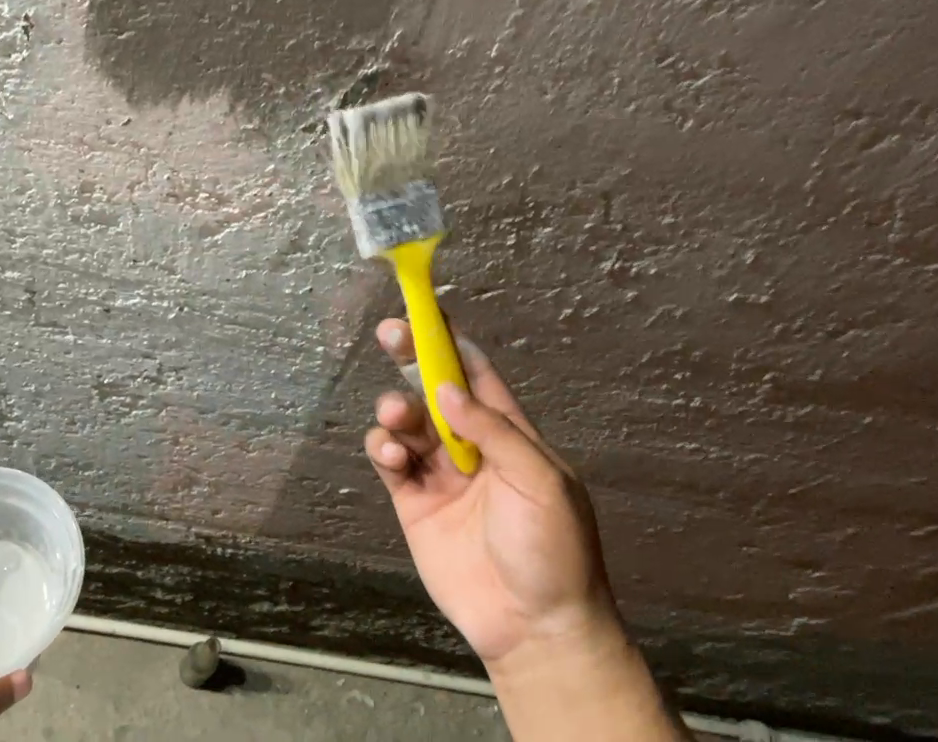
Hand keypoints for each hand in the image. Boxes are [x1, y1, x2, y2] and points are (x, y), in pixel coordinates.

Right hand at [364, 317, 617, 670]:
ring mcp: (439, 473)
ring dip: (395, 408)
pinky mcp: (413, 502)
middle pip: (432, 388)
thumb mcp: (540, 482)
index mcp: (509, 433)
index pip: (476, 373)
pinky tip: (392, 456)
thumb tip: (446, 386)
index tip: (424, 309)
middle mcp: (470, 444)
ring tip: (396, 417)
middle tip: (388, 333)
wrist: (533, 627)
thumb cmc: (553, 550)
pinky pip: (390, 461)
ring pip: (406, 421)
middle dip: (410, 358)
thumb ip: (493, 431)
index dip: (451, 340)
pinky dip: (383, 449)